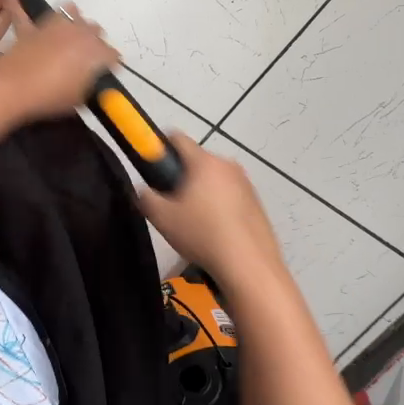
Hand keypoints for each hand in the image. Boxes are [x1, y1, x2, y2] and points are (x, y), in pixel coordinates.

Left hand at [0, 0, 119, 120]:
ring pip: (69, 12)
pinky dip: (16, 5)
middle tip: (88, 57)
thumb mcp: (79, 97)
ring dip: (73, 20)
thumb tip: (88, 80)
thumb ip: (88, 84)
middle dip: (94, 41)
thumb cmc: (51, 95)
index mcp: (94, 50)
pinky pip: (21, 13)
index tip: (106, 71)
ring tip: (72, 29)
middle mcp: (78, 31)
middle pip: (93, 30)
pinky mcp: (30, 29)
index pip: (111, 54)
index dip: (109, 64)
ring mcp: (52, 27)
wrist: (14, 87)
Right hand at [134, 135, 284, 284]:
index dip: (159, 148)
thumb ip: (145, 197)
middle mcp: (228, 165)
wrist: (249, 267)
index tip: (153, 169)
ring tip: (195, 223)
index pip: (176, 138)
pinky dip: (220, 207)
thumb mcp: (161, 217)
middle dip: (181, 177)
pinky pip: (231, 196)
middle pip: (196, 160)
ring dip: (201, 193)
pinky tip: (216, 233)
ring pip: (214, 179)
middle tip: (172, 204)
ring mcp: (247, 184)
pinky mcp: (258, 203)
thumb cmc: (202, 234)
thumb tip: (144, 190)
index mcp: (204, 161)